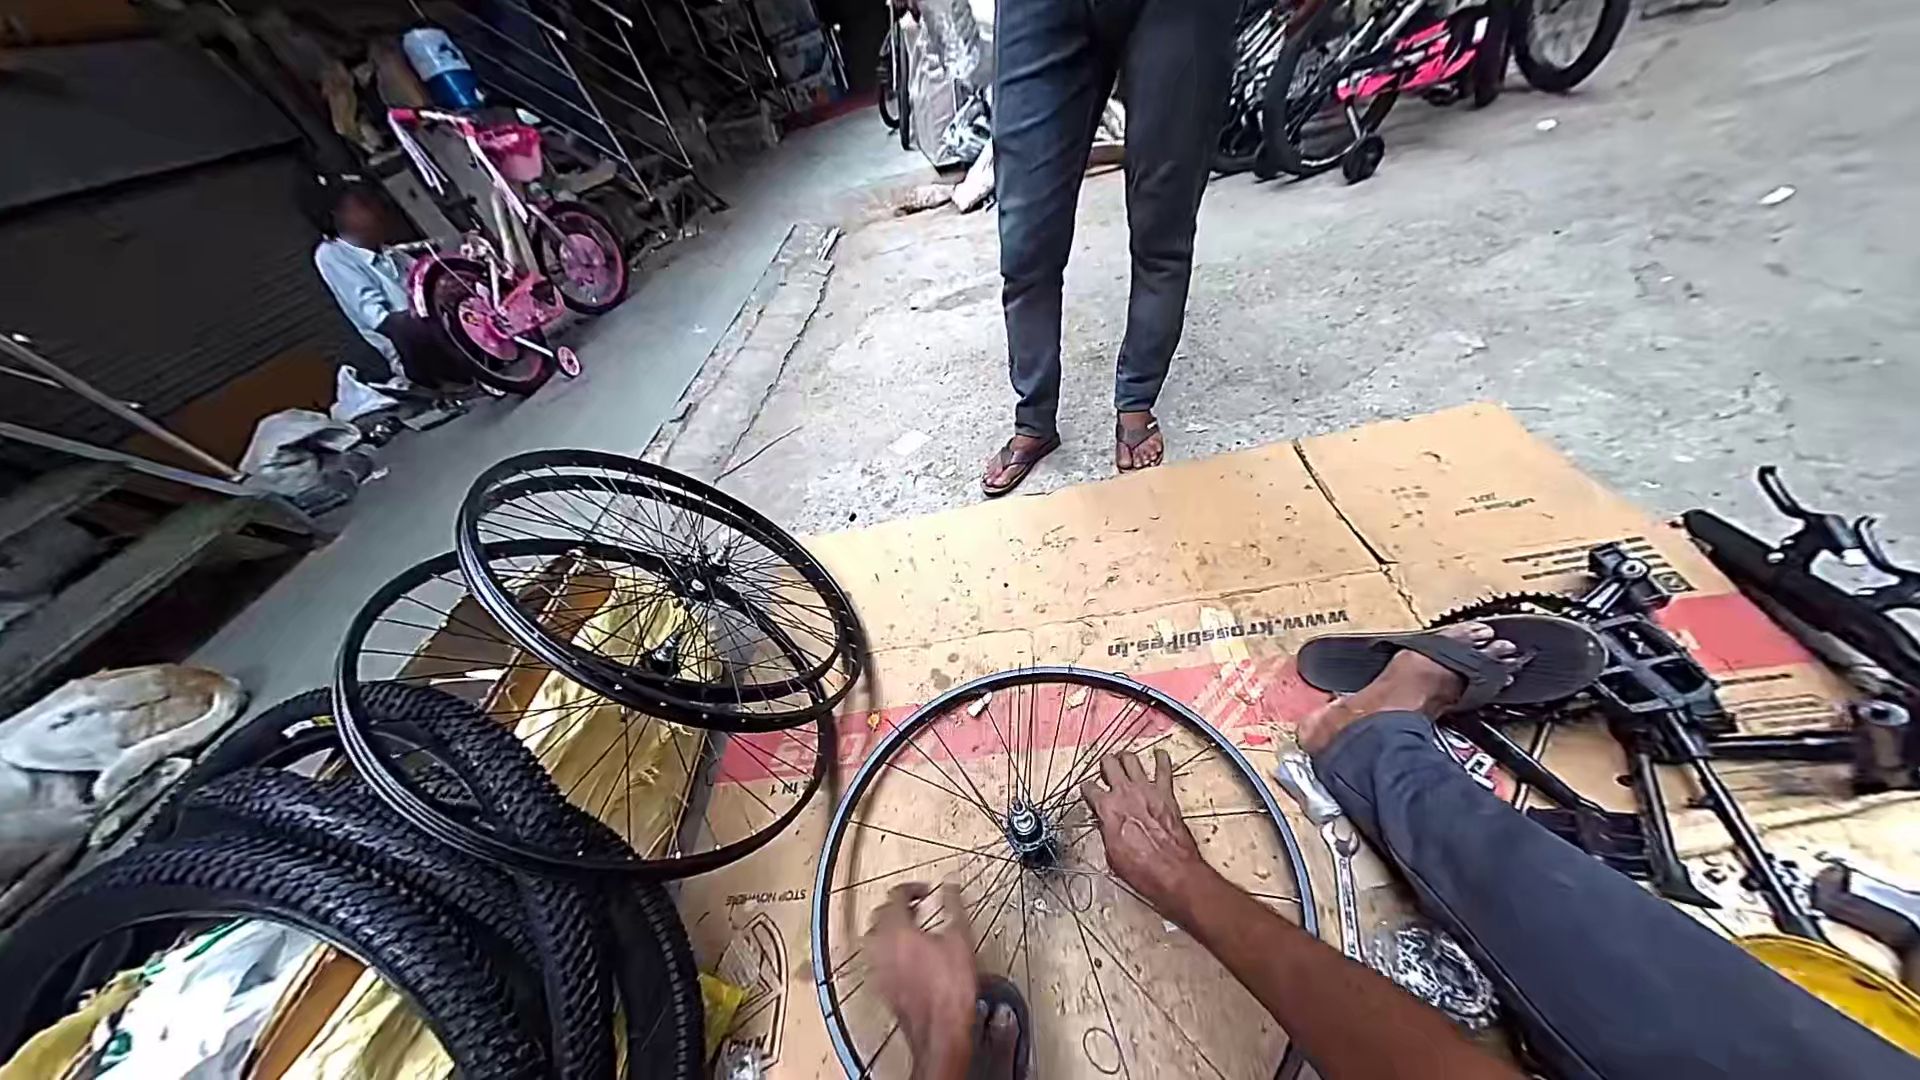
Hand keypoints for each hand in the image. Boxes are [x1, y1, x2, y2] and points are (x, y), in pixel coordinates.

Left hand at [863, 882, 976, 1077]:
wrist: (942, 1032)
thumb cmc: (949, 990)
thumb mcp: (959, 937)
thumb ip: (953, 905)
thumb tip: (950, 887)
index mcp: (898, 931)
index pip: (895, 896)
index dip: (910, 888)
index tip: (924, 891)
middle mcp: (883, 948)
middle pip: (879, 914)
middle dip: (896, 905)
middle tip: (915, 905)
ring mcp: (879, 970)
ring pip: (873, 937)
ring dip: (888, 927)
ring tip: (907, 927)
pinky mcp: (882, 989)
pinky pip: (876, 960)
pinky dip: (886, 950)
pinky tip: (903, 955)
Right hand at [1081, 750, 1213, 917]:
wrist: (1174, 874)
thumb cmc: (1143, 871)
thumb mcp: (1112, 854)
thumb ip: (1106, 830)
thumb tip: (1105, 823)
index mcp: (1107, 808)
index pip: (1089, 788)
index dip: (1087, 789)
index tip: (1089, 791)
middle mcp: (1124, 793)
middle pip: (1109, 763)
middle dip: (1106, 765)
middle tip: (1107, 770)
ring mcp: (1145, 789)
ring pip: (1131, 758)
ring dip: (1126, 758)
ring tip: (1125, 760)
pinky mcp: (1165, 793)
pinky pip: (1163, 768)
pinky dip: (1161, 759)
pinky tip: (1159, 755)